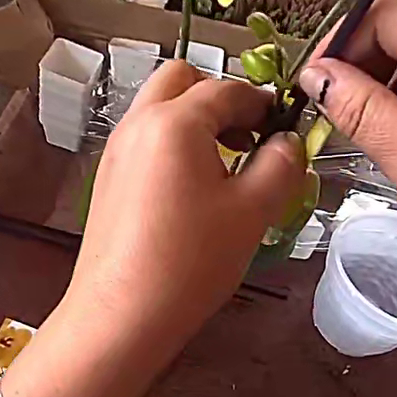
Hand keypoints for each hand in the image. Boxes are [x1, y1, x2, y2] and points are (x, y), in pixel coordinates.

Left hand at [58, 60, 304, 357]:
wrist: (121, 316)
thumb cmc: (191, 260)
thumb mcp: (252, 211)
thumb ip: (280, 165)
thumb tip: (288, 143)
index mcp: (175, 122)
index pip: (228, 89)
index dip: (263, 104)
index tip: (285, 129)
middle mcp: (138, 123)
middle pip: (182, 80)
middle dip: (220, 98)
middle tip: (248, 136)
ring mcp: (117, 150)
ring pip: (160, 108)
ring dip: (196, 120)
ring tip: (226, 166)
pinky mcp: (108, 178)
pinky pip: (146, 139)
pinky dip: (174, 144)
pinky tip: (194, 191)